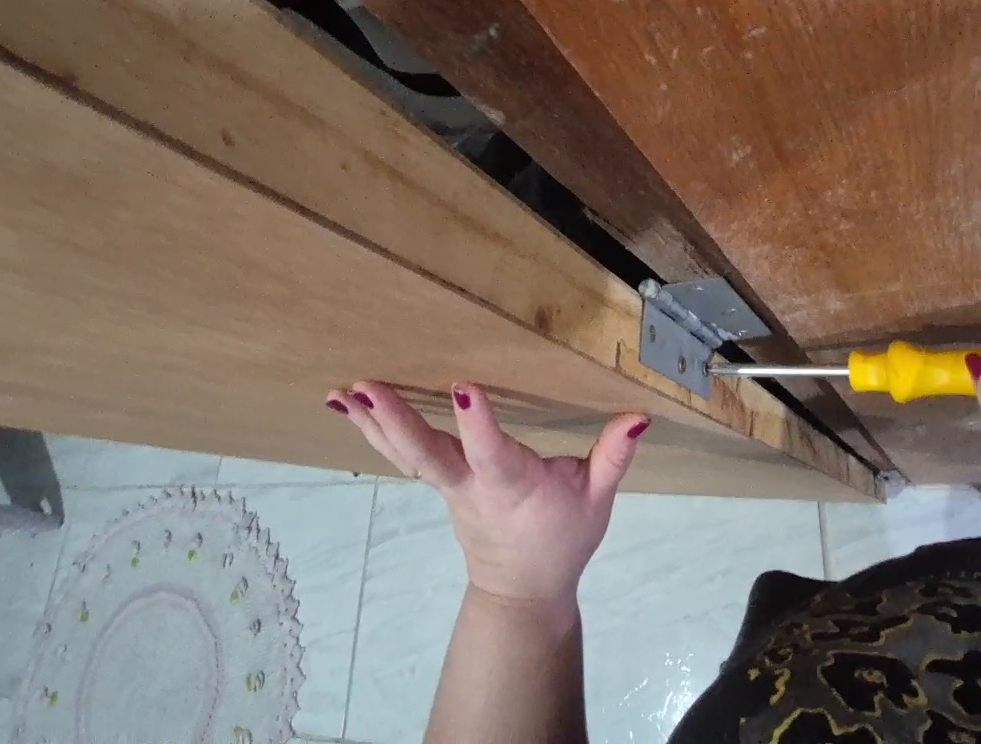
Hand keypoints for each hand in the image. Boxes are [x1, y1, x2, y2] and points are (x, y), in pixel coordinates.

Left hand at [328, 380, 648, 603]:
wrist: (522, 591)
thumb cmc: (562, 540)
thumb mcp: (597, 500)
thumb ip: (614, 456)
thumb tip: (640, 415)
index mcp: (512, 486)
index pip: (492, 454)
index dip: (477, 423)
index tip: (461, 389)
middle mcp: (470, 486)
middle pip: (428, 455)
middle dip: (396, 422)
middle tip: (364, 389)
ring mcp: (447, 487)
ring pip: (405, 455)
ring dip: (372, 425)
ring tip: (340, 394)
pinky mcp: (438, 483)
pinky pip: (402, 457)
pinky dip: (374, 433)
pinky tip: (347, 410)